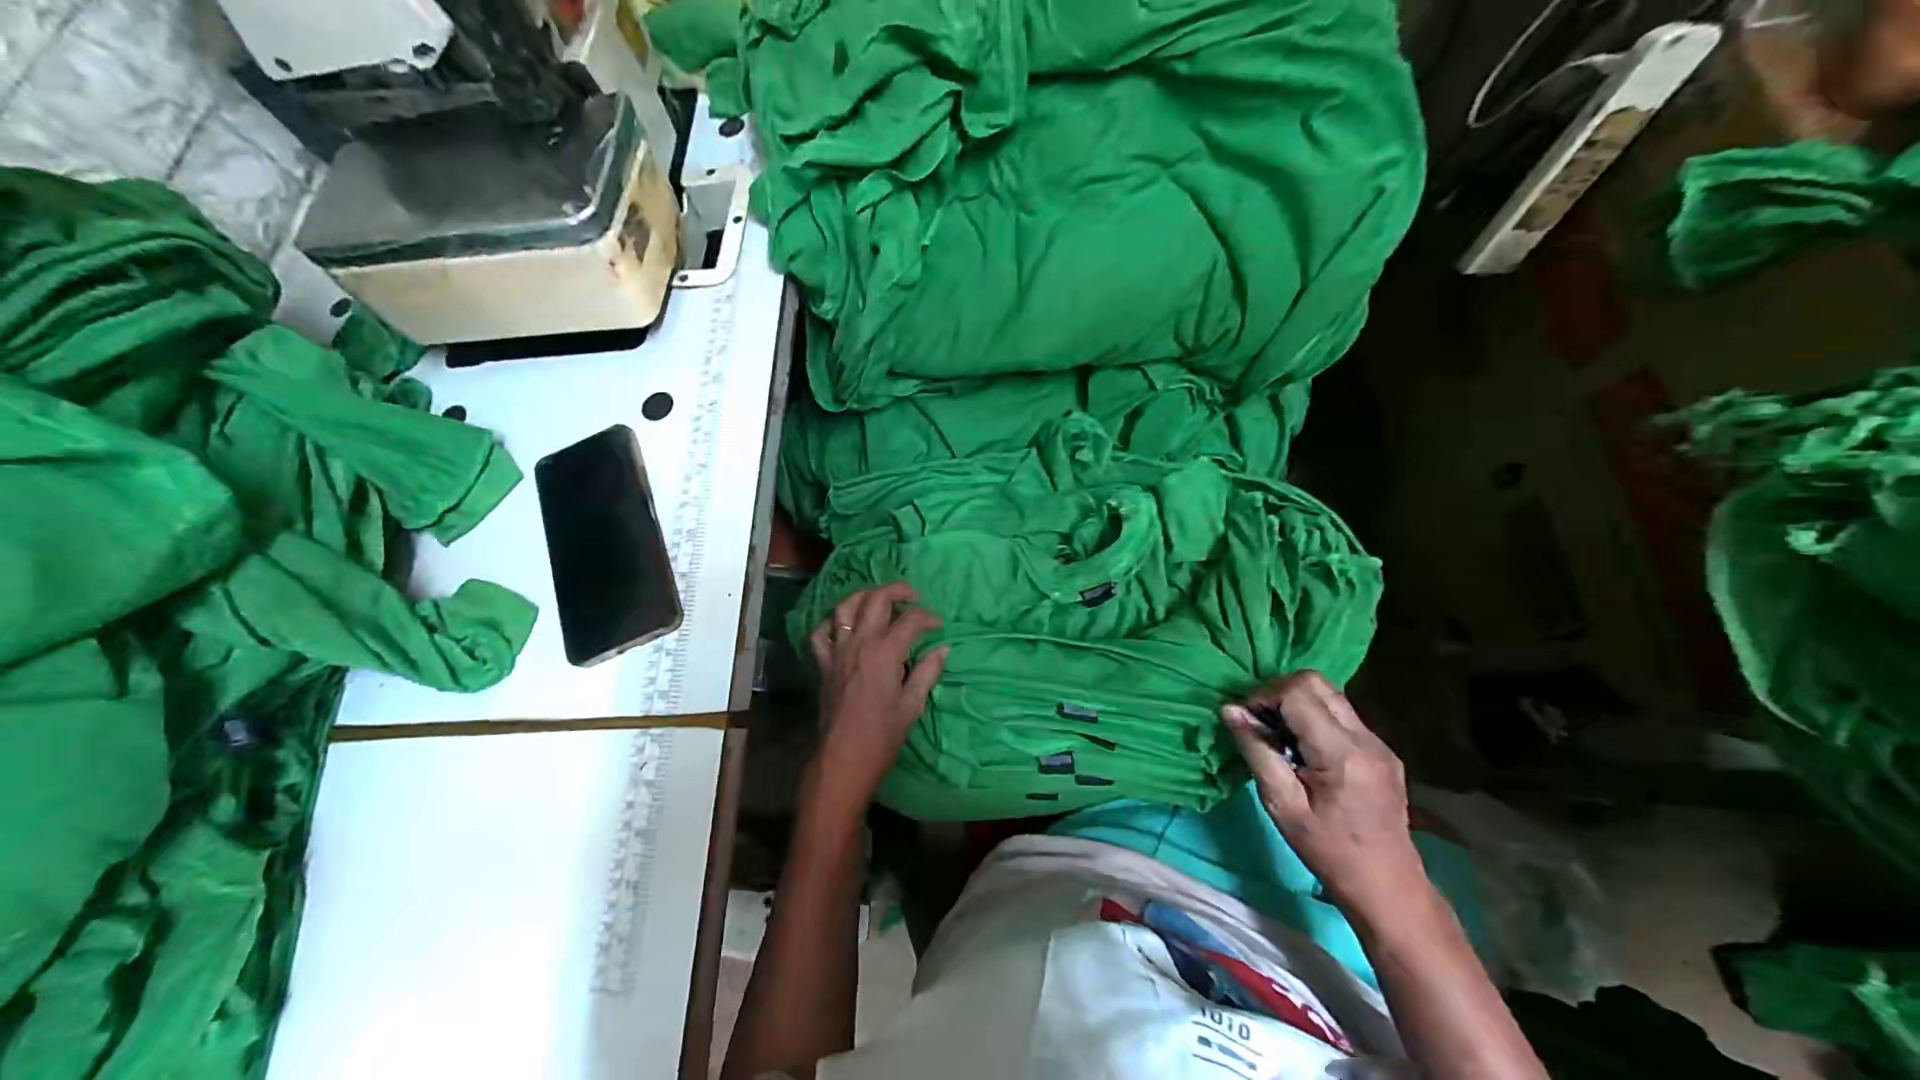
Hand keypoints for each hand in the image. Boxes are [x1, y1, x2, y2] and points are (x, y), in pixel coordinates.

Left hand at [806, 583, 948, 806]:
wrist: (842, 759)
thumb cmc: (882, 737)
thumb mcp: (912, 705)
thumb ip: (927, 672)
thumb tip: (943, 649)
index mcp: (885, 653)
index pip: (911, 620)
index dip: (928, 618)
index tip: (938, 626)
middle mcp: (859, 643)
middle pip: (876, 600)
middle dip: (897, 591)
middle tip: (913, 596)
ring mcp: (837, 651)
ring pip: (845, 607)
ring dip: (864, 596)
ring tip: (879, 599)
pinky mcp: (822, 663)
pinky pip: (820, 633)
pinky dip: (831, 622)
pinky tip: (843, 624)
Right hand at [1222, 671, 1425, 914]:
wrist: (1385, 884)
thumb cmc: (1326, 849)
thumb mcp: (1281, 804)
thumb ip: (1256, 750)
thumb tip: (1230, 710)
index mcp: (1342, 753)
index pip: (1298, 692)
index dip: (1263, 697)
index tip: (1245, 722)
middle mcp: (1366, 738)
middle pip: (1316, 682)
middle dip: (1279, 693)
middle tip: (1259, 724)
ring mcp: (1379, 742)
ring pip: (1330, 694)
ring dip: (1296, 704)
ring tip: (1279, 737)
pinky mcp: (1381, 750)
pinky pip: (1341, 714)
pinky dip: (1313, 718)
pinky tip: (1302, 751)